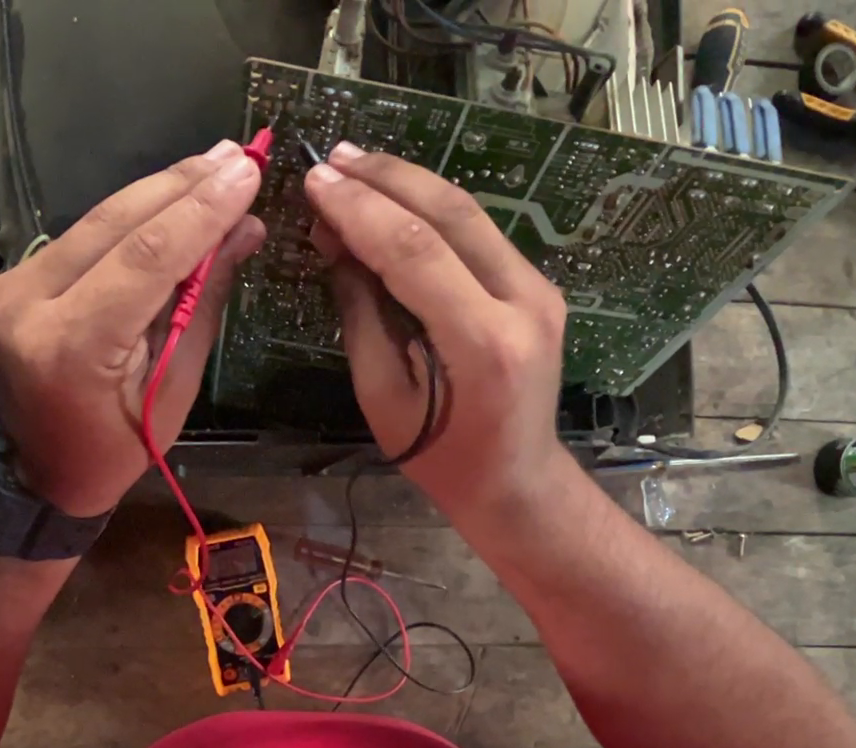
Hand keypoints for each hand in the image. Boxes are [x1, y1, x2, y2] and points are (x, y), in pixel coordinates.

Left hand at [0, 140, 266, 516]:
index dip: (202, 211)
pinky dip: (129, 219)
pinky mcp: (11, 281)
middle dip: (182, 186)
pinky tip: (169, 200)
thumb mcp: (173, 388)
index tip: (246, 171)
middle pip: (116, 223)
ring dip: (158, 193)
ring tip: (213, 166)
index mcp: (73, 345)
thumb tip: (243, 231)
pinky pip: (80, 238)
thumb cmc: (117, 450)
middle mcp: (30, 303)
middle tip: (235, 155)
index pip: (147, 256)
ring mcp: (12, 288)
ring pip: (96, 221)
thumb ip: (201, 303)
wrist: (38, 476)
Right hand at [304, 142, 571, 521]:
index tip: (315, 181)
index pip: (414, 251)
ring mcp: (540, 290)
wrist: (516, 480)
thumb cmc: (441, 458)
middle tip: (332, 158)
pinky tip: (393, 200)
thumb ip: (362, 315)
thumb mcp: (384, 397)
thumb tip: (337, 243)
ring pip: (469, 213)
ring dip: (408, 184)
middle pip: (451, 213)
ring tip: (354, 167)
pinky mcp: (538, 287)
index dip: (360, 210)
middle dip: (386, 178)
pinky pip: (479, 234)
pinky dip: (431, 211)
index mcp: (484, 343)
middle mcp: (524, 303)